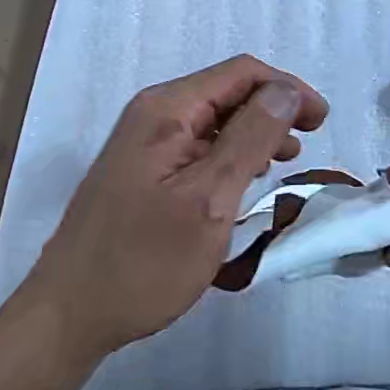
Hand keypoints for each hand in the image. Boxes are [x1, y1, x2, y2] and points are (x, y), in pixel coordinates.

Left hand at [31, 55, 328, 355]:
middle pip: (228, 90)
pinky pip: (199, 143)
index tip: (321, 121)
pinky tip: (246, 177)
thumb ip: (251, 138)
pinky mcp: (143, 168)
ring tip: (284, 161)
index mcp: (168, 110)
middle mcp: (154, 113)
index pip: (242, 73)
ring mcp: (144, 140)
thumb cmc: (144, 261)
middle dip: (274, 108)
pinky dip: (232, 152)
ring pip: (215, 117)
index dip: (287, 88)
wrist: (68, 316)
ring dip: (255, 131)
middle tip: (308, 141)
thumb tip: (286, 90)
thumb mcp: (211, 199)